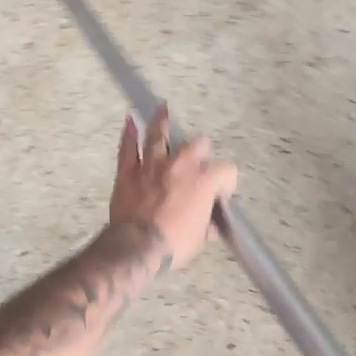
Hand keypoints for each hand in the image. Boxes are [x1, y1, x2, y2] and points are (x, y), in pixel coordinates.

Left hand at [108, 103, 238, 269]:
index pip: (226, 171)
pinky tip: (130, 121)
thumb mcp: (199, 238)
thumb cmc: (173, 244)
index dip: (227, 182)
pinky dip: (129, 133)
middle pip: (197, 144)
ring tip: (163, 109)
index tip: (222, 192)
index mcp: (204, 181)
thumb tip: (209, 226)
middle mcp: (181, 166)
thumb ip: (206, 224)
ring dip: (162, 121)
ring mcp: (153, 165)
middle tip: (199, 154)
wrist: (138, 247)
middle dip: (201, 149)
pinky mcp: (129, 172)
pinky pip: (128, 147)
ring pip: (159, 135)